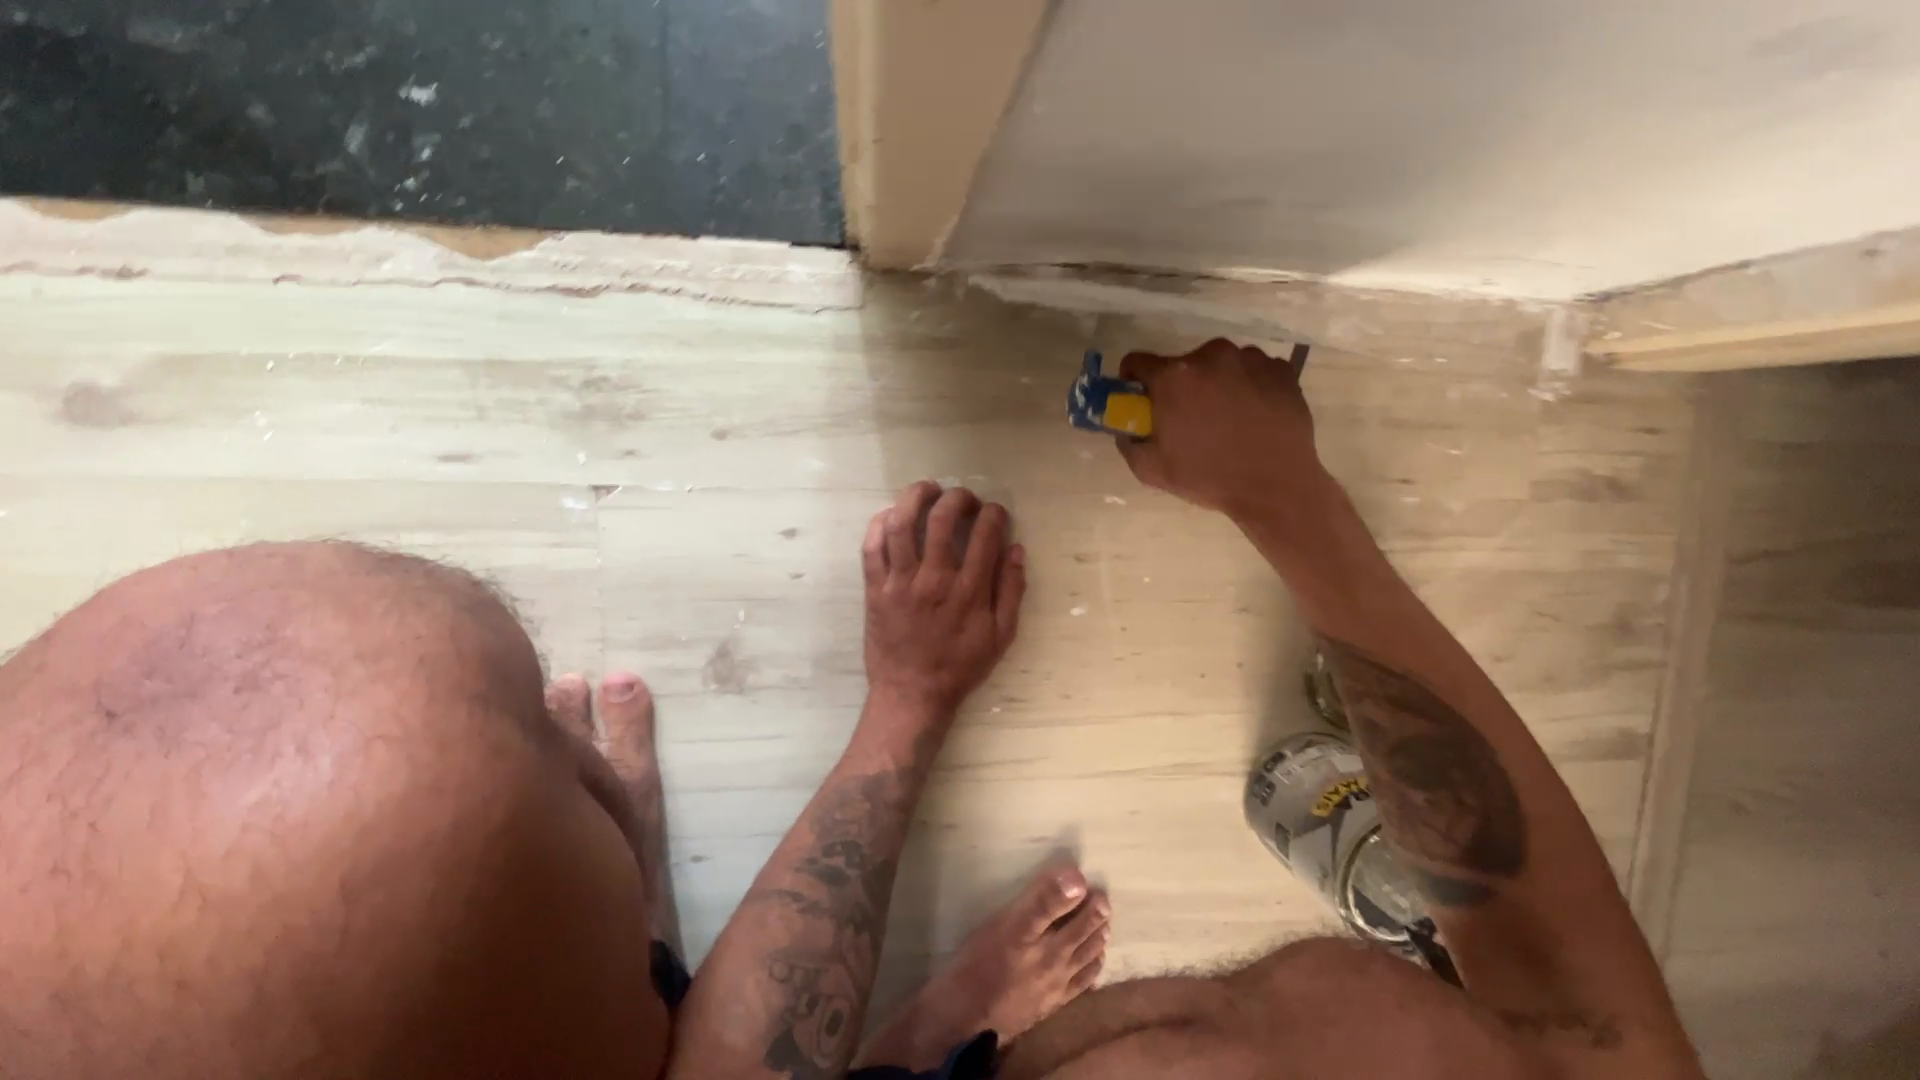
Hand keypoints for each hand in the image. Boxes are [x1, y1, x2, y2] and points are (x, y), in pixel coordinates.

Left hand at [860, 481, 1025, 720]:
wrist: (912, 694)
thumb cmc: (960, 667)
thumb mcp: (1001, 636)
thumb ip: (1011, 591)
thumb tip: (1016, 549)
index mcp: (969, 591)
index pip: (985, 534)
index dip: (993, 513)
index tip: (995, 512)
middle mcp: (934, 580)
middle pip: (941, 519)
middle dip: (957, 497)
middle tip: (964, 498)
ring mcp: (900, 583)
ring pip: (901, 524)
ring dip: (915, 497)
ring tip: (928, 489)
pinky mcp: (875, 589)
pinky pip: (871, 547)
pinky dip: (880, 523)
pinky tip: (893, 514)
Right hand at [1116, 339, 1322, 518]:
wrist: (1276, 486)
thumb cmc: (1209, 477)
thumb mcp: (1151, 470)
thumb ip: (1129, 444)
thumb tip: (1128, 430)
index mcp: (1173, 377)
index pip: (1137, 362)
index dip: (1134, 380)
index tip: (1143, 399)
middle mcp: (1211, 355)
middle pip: (1183, 364)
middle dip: (1181, 386)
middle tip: (1191, 418)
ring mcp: (1250, 358)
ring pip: (1221, 364)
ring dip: (1217, 383)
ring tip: (1228, 418)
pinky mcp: (1281, 369)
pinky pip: (1254, 370)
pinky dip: (1249, 386)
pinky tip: (1254, 415)